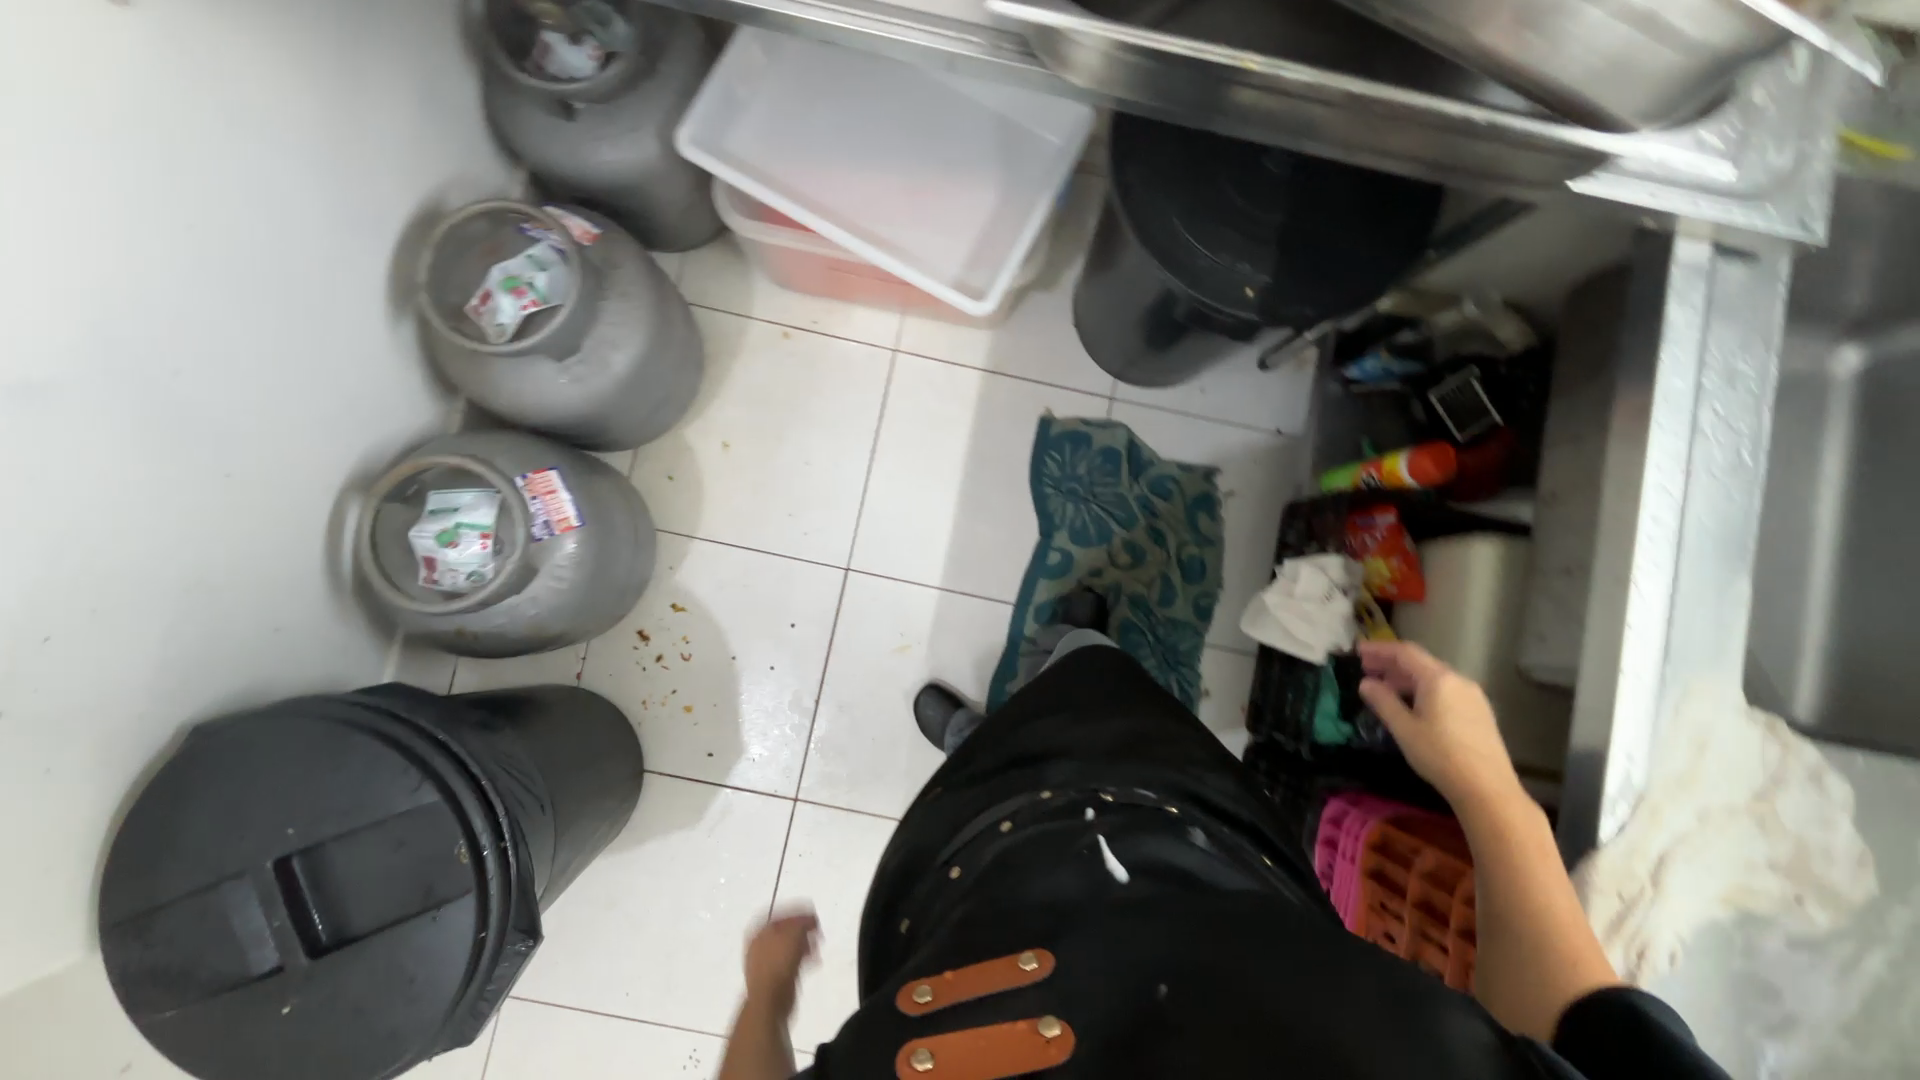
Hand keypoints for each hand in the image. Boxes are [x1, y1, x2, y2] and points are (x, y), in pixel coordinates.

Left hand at [742, 910, 818, 1019]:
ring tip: (817, 946)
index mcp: (759, 934)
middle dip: (802, 930)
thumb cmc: (778, 964)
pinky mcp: (776, 978)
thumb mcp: (792, 935)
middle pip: (784, 932)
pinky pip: (791, 962)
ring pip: (789, 947)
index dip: (796, 913)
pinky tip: (814, 961)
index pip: (779, 916)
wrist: (769, 1002)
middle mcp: (760, 946)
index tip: (811, 914)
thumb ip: (801, 923)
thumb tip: (808, 919)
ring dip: (804, 944)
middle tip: (816, 929)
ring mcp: (767, 964)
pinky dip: (803, 959)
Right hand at [1356, 640, 1522, 811]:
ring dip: (1406, 678)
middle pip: (1420, 662)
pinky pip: (1446, 690)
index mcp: (1438, 679)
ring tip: (1385, 688)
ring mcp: (1472, 696)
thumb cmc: (1439, 755)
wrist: (1487, 787)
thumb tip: (1366, 683)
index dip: (1379, 649)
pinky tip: (1413, 705)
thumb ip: (1383, 701)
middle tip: (1366, 669)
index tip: (1357, 651)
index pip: (1405, 652)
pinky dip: (1423, 689)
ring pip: (1434, 677)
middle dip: (1391, 663)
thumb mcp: (1403, 728)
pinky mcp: (1479, 711)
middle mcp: (1458, 680)